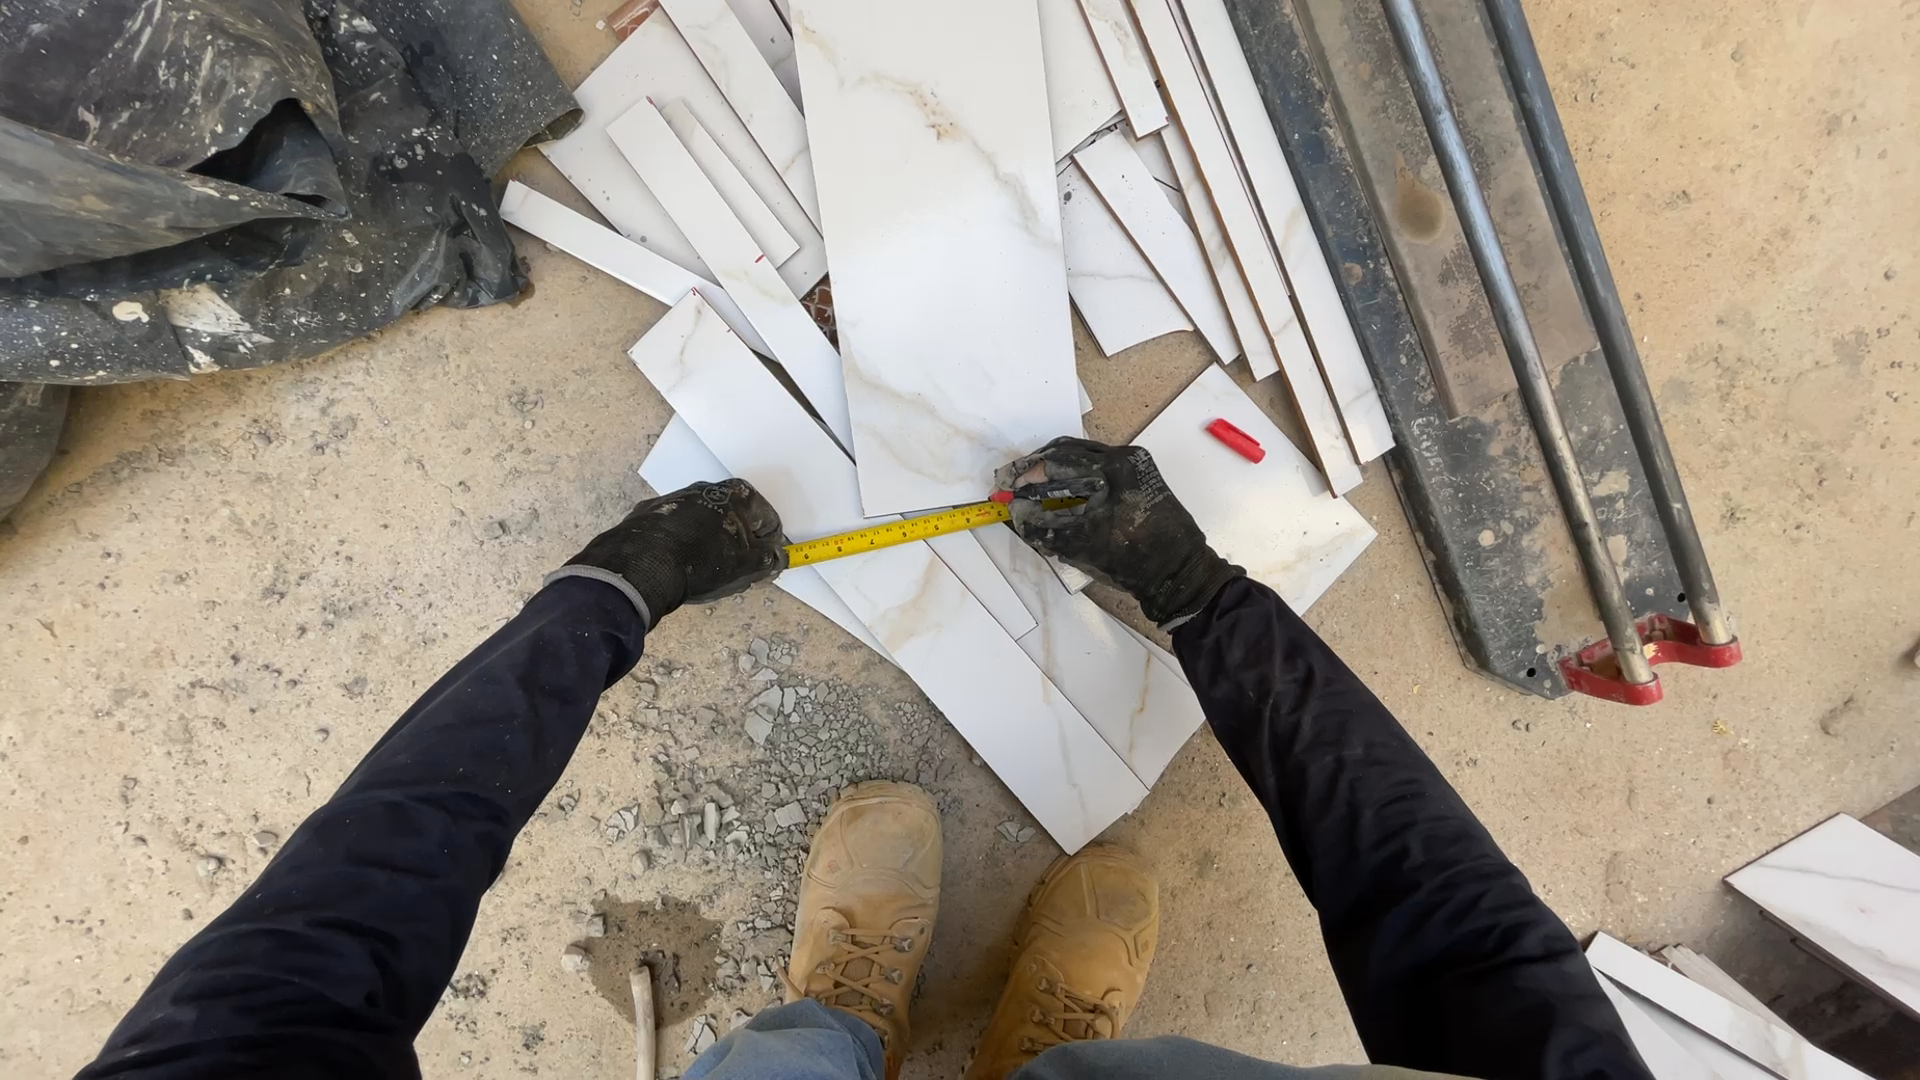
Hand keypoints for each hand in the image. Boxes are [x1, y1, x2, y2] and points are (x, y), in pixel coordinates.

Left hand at [550, 479, 786, 627]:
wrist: (640, 566)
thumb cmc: (702, 561)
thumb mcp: (746, 567)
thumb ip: (769, 560)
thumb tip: (777, 557)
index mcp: (735, 494)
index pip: (767, 517)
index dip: (770, 542)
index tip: (766, 561)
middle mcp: (706, 487)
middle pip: (735, 516)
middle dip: (741, 540)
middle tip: (739, 567)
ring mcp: (674, 499)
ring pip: (705, 521)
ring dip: (712, 541)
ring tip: (707, 570)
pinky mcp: (648, 514)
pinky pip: (677, 529)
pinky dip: (683, 543)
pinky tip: (679, 565)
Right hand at [995, 437, 1241, 626]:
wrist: (1181, 576)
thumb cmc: (1136, 560)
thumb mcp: (1085, 546)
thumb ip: (1047, 527)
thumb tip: (1016, 515)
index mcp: (1117, 466)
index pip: (1060, 459)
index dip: (1028, 473)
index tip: (1006, 485)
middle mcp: (1125, 458)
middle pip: (1069, 453)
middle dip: (1037, 469)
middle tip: (1012, 483)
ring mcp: (1133, 468)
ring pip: (1081, 460)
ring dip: (1053, 474)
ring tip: (1028, 490)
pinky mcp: (1136, 480)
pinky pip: (1095, 471)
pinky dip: (1071, 481)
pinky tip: (1055, 495)